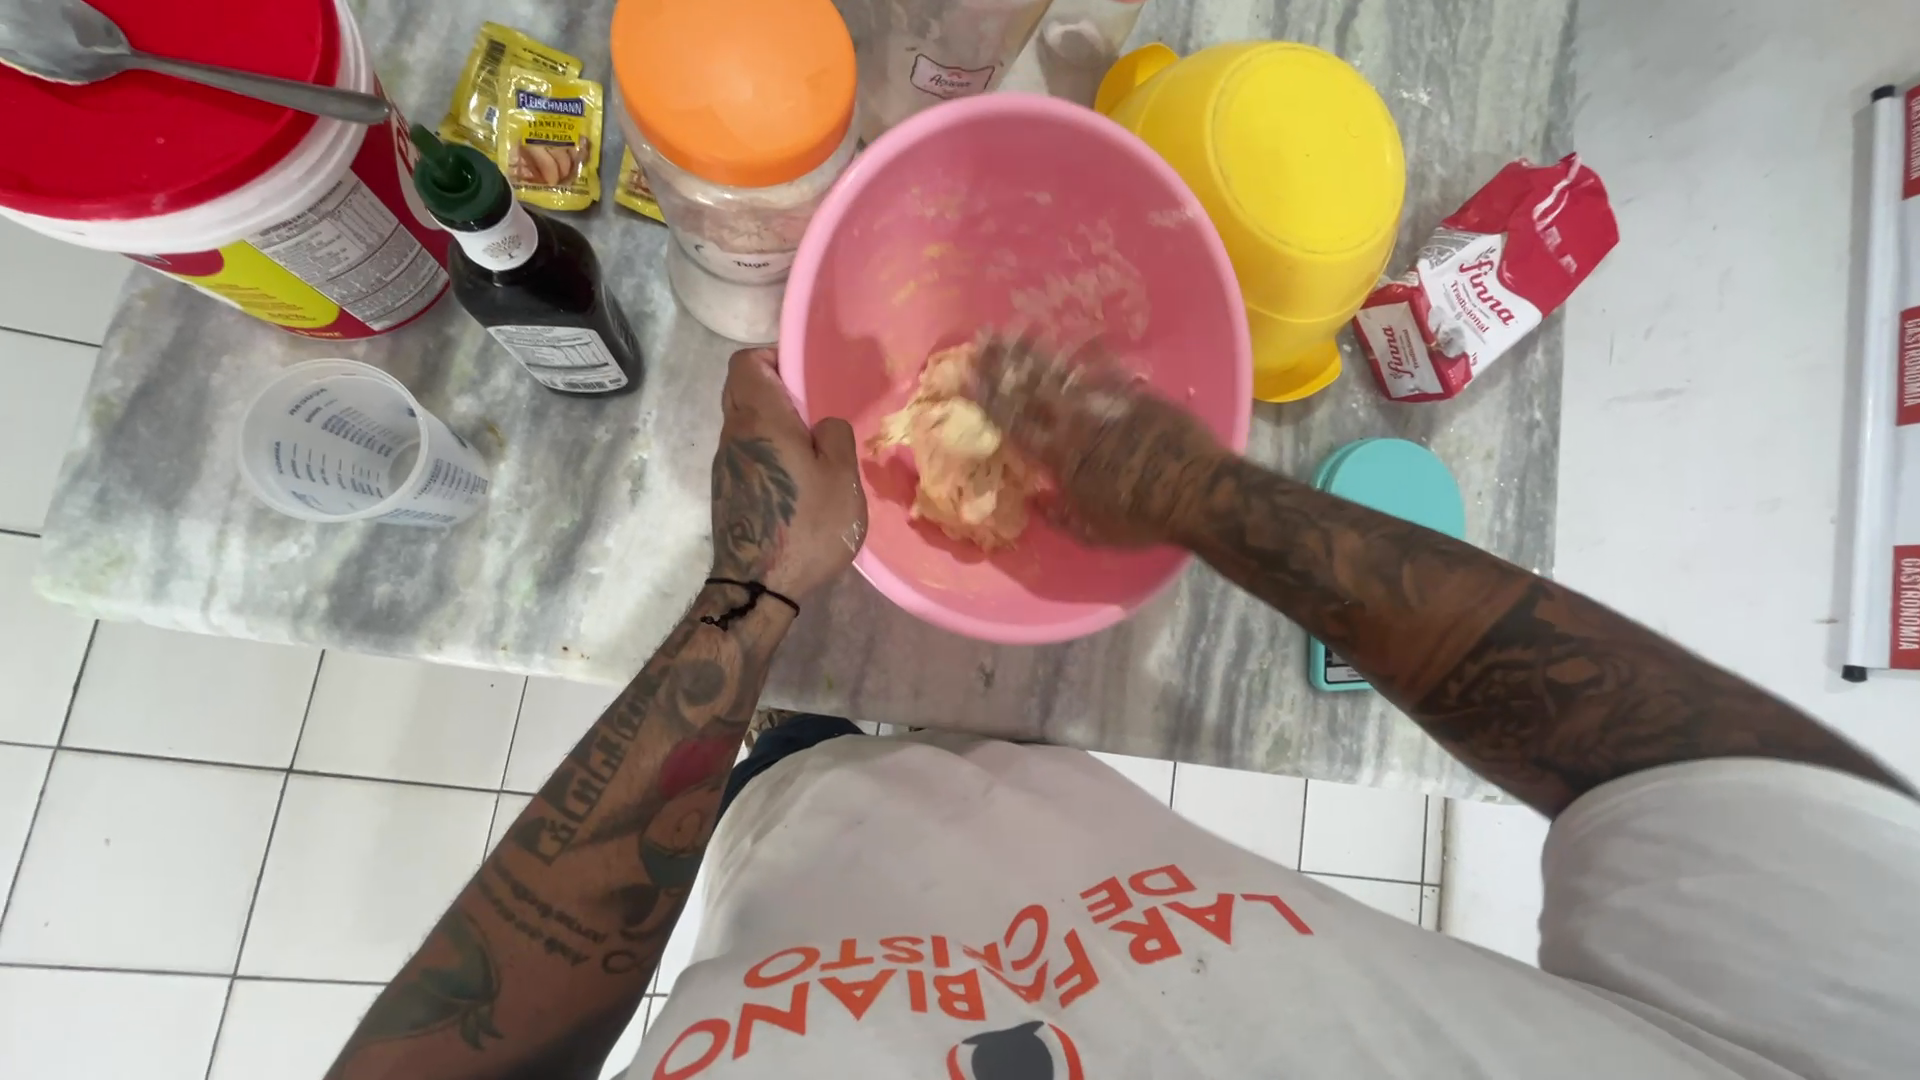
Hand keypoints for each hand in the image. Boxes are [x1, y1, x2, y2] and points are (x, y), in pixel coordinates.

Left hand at [710, 349, 867, 598]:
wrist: (757, 585)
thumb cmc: (805, 525)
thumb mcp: (843, 477)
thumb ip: (836, 435)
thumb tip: (821, 425)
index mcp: (760, 419)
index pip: (747, 362)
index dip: (773, 357)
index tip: (805, 375)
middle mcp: (734, 434)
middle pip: (741, 389)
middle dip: (776, 388)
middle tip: (814, 410)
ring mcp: (725, 465)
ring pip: (743, 422)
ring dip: (773, 423)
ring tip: (811, 447)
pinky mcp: (727, 491)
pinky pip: (746, 451)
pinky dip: (768, 450)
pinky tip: (796, 477)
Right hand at [967, 337, 1225, 547]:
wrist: (1197, 492)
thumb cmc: (1143, 519)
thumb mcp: (1094, 533)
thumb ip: (1060, 517)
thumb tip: (1036, 503)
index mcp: (1058, 457)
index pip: (1012, 421)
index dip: (988, 397)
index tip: (967, 375)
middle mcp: (1075, 422)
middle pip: (1031, 386)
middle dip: (1004, 362)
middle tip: (984, 339)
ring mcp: (1106, 402)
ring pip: (1063, 371)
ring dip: (1038, 351)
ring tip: (1018, 332)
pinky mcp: (1135, 393)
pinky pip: (1107, 367)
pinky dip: (1090, 353)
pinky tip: (1080, 337)